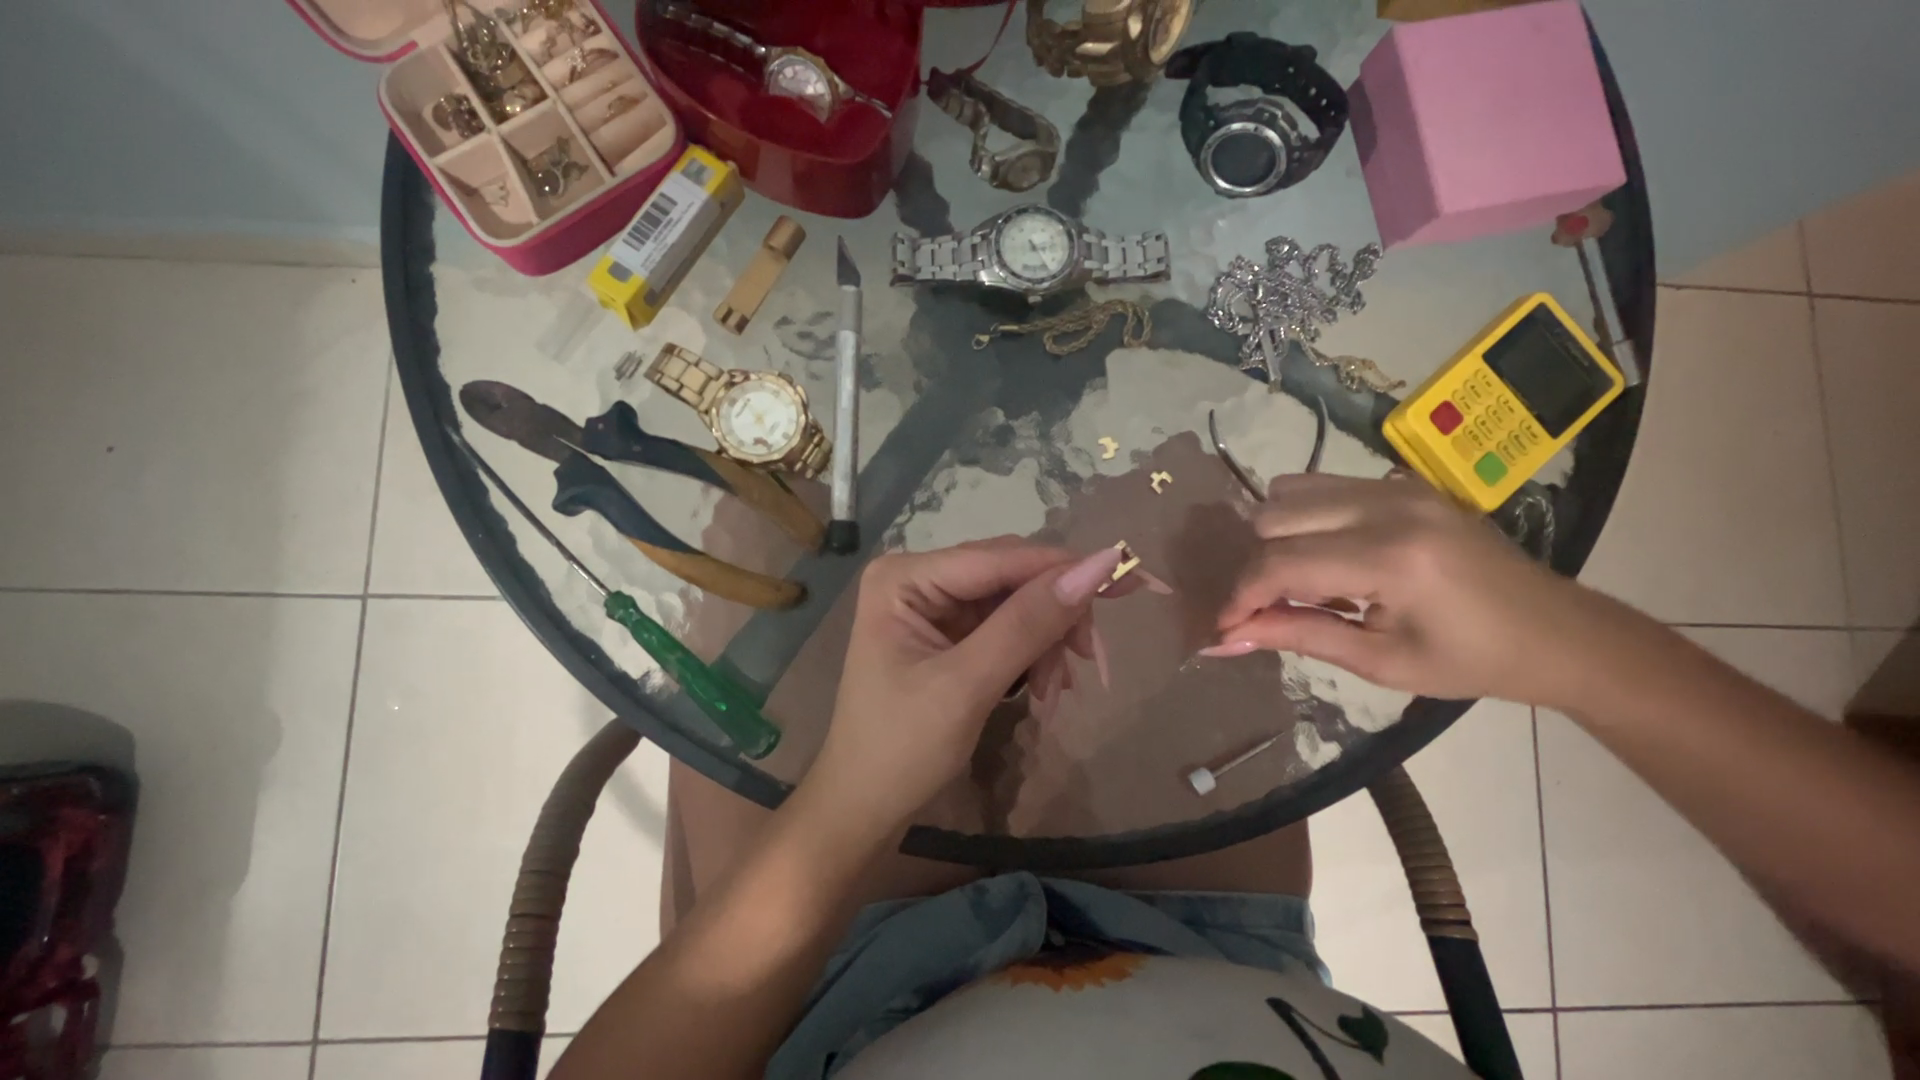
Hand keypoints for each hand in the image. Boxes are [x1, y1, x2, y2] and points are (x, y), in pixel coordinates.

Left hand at [806, 541, 1125, 833]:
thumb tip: (1098, 565)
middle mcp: (918, 578)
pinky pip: (1008, 629)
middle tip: (1091, 661)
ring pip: (1018, 603)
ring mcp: (933, 606)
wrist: (864, 807)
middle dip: (1056, 615)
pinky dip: (1034, 656)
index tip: (1131, 580)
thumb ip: (1029, 624)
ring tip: (1056, 693)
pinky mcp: (948, 634)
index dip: (1065, 568)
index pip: (1001, 558)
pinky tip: (1045, 689)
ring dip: (1048, 642)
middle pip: (1012, 575)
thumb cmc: (902, 749)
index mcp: (905, 577)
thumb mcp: (967, 686)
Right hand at [1206, 474, 1595, 703]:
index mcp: (1392, 558)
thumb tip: (1226, 639)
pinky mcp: (1403, 482)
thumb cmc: (1473, 663)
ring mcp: (1397, 486)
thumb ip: (1299, 636)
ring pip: (1290, 490)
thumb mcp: (1381, 662)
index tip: (1223, 628)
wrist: (1558, 633)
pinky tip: (1324, 558)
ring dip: (1275, 536)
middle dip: (1254, 565)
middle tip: (1262, 608)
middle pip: (1275, 515)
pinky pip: (1323, 486)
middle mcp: (1389, 506)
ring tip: (1295, 583)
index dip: (1242, 596)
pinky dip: (1303, 519)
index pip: (1281, 563)